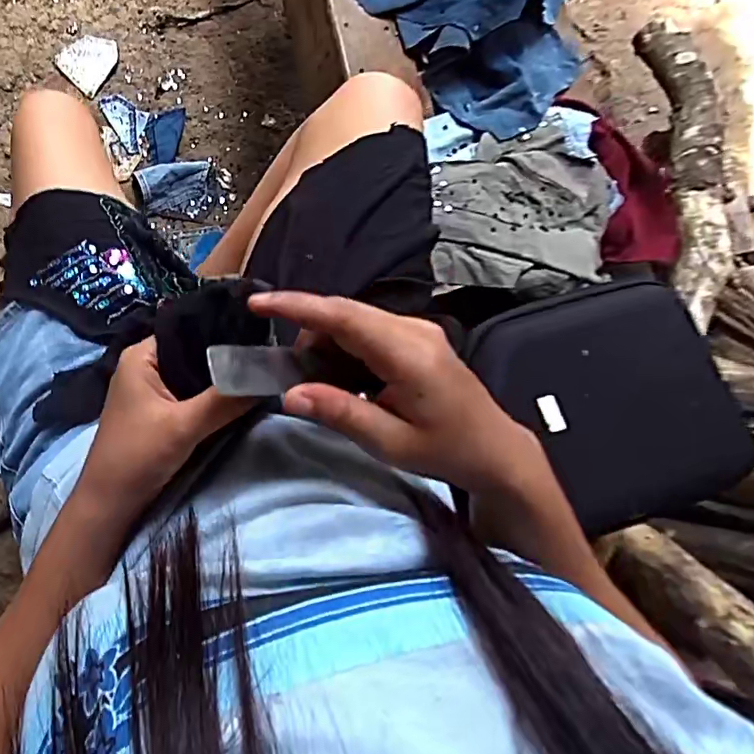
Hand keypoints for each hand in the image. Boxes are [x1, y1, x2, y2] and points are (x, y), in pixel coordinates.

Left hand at [80, 338, 253, 513]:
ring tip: (259, 371)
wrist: (111, 503)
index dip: (222, 328)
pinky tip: (238, 395)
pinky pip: (191, 393)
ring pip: (195, 374)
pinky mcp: (160, 410)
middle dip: (226, 356)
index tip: (260, 332)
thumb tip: (269, 374)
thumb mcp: (185, 425)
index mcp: (142, 355)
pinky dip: (211, 396)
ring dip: (221, 378)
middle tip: (266, 354)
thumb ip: (226, 399)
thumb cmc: (138, 456)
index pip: (188, 327)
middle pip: (193, 350)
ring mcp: (151, 388)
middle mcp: (145, 364)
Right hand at [247, 291, 548, 498]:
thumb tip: (291, 394)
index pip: (344, 318)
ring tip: (323, 385)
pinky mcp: (415, 336)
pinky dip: (343, 347)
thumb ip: (341, 413)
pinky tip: (345, 379)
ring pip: (353, 319)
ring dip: (325, 343)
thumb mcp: (391, 443)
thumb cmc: (448, 450)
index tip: (259, 304)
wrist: (495, 450)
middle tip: (292, 372)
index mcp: (410, 355)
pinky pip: (366, 329)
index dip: (298, 307)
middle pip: (345, 313)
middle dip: (308, 333)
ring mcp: (417, 330)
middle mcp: (414, 330)